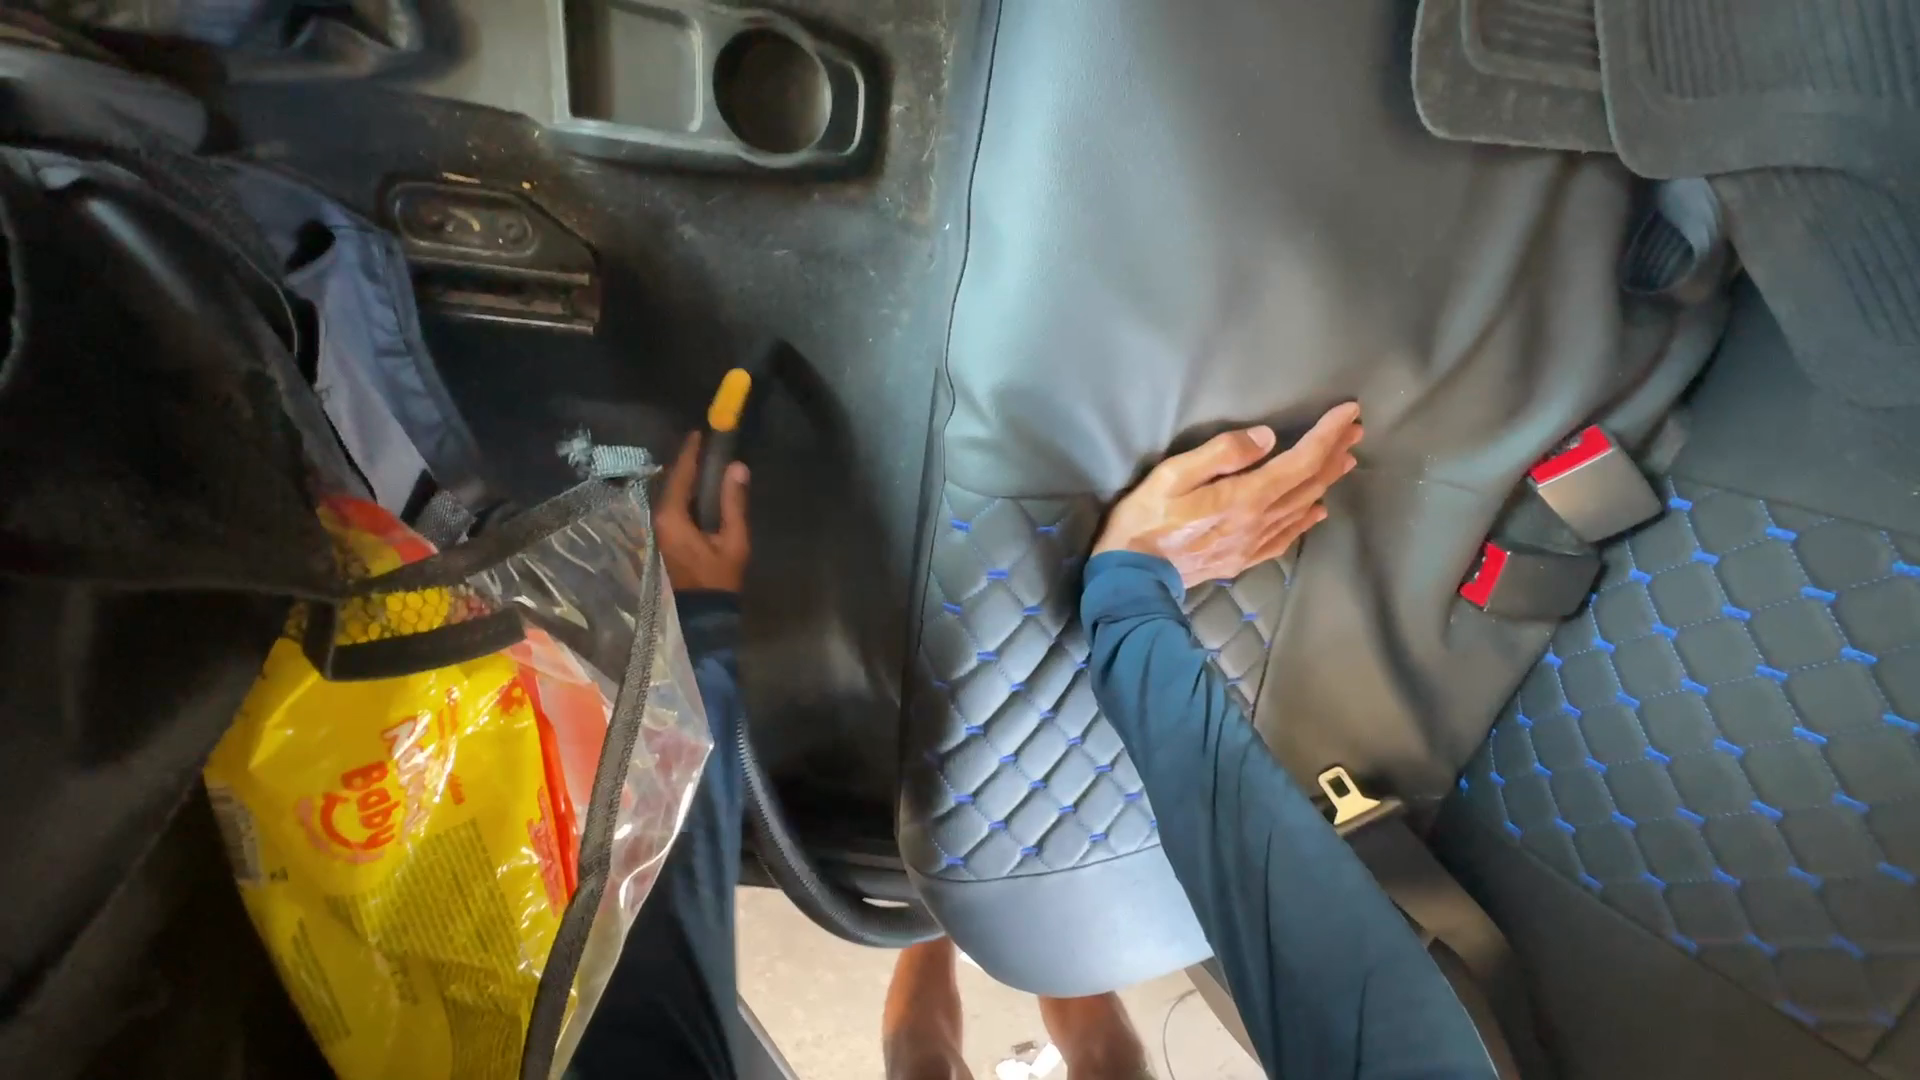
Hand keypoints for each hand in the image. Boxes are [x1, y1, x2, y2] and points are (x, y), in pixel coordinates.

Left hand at [655, 432, 750, 592]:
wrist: (705, 613)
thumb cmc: (720, 577)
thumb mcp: (733, 540)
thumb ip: (733, 503)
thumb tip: (737, 467)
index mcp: (672, 517)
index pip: (680, 475)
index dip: (690, 453)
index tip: (699, 433)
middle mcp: (659, 519)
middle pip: (672, 482)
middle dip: (687, 462)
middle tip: (705, 444)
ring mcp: (660, 529)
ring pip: (672, 494)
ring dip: (686, 477)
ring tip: (704, 460)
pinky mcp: (666, 537)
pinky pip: (674, 505)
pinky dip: (686, 491)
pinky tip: (700, 487)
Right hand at [1093, 403, 1363, 587]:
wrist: (1133, 577)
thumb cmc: (1145, 520)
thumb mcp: (1171, 475)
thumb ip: (1220, 454)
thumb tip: (1266, 438)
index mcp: (1246, 496)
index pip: (1301, 460)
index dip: (1328, 434)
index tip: (1349, 412)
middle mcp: (1259, 521)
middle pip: (1309, 483)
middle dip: (1335, 453)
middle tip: (1355, 430)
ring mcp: (1253, 544)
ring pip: (1302, 508)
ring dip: (1326, 481)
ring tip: (1344, 461)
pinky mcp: (1242, 559)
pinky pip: (1286, 537)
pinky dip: (1306, 520)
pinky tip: (1315, 512)